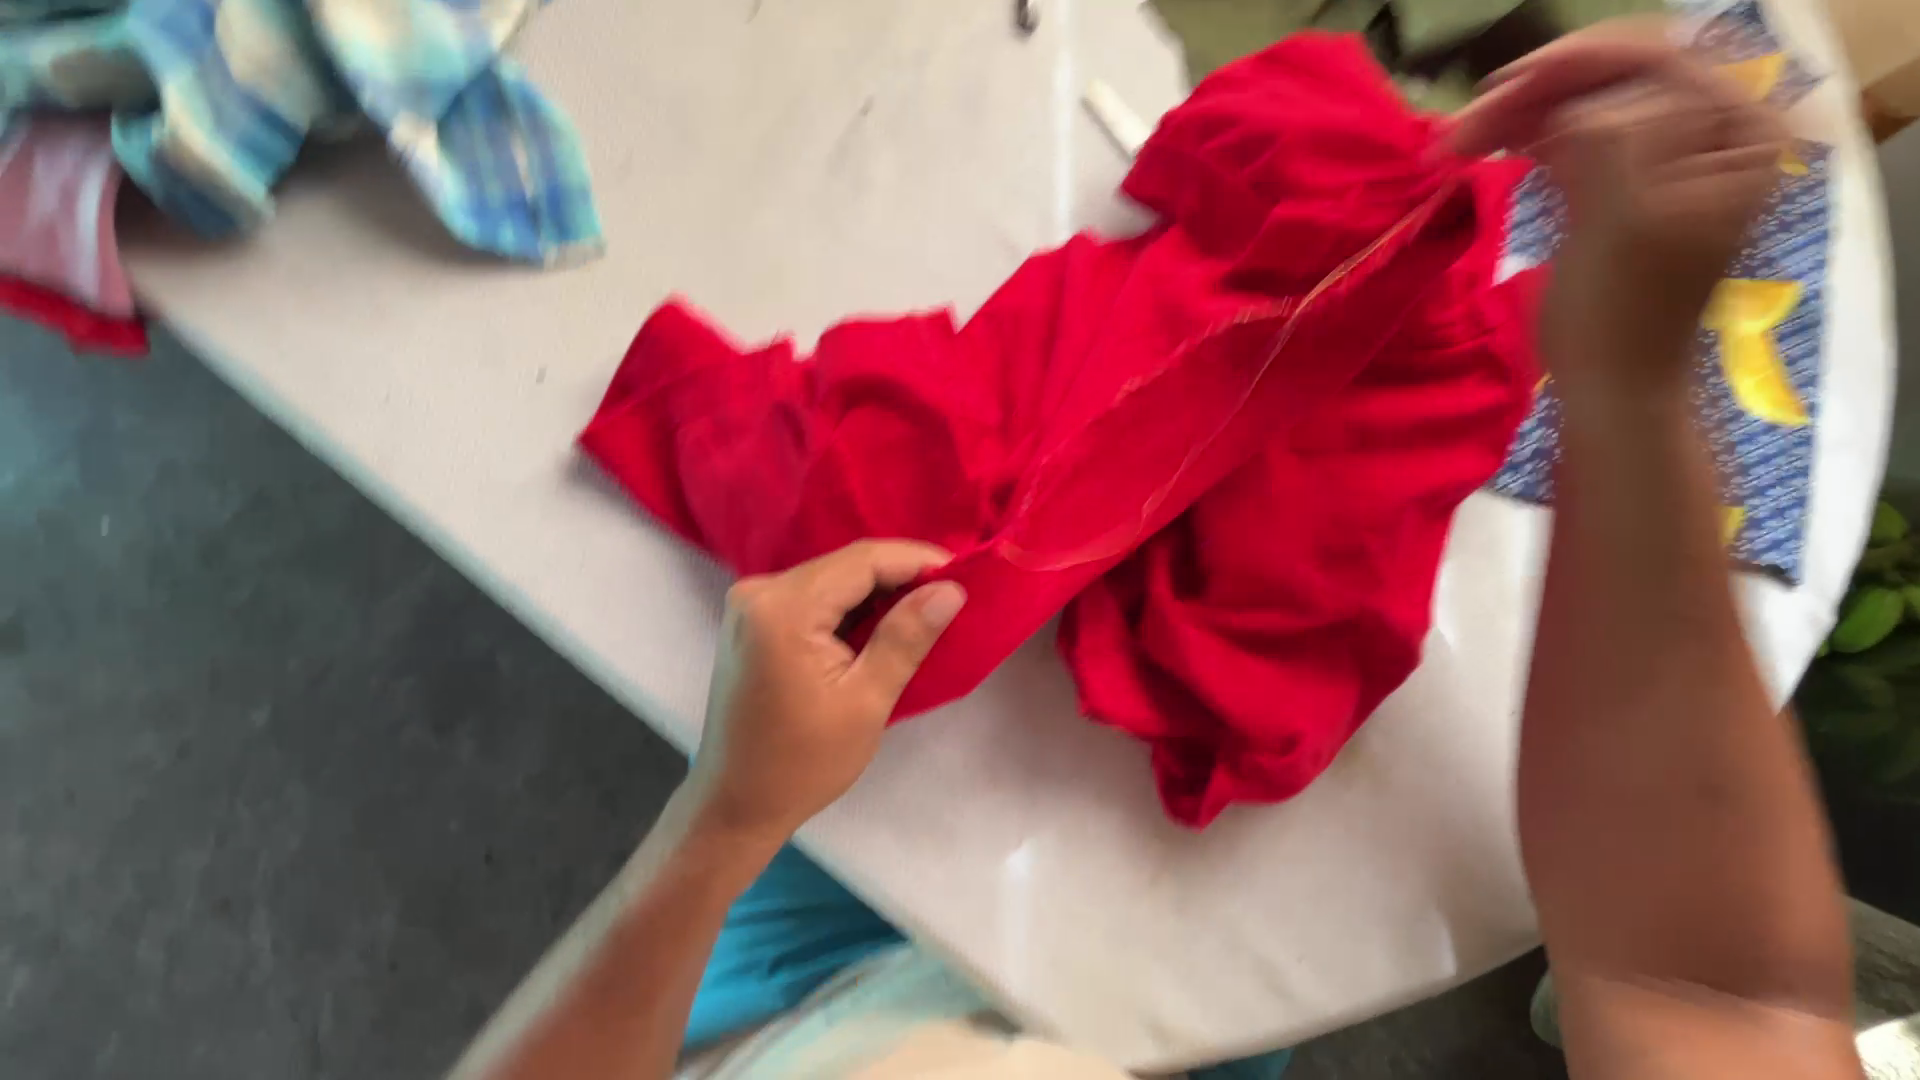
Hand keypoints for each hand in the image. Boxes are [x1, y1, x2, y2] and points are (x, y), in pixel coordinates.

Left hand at [686, 541, 966, 844]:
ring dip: (878, 591)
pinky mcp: (753, 620)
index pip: (863, 560)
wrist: (736, 804)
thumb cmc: (804, 762)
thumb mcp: (866, 701)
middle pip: (846, 564)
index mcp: (783, 608)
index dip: (917, 560)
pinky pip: (814, 596)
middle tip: (951, 595)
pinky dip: (851, 606)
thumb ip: (907, 637)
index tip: (965, 573)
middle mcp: (760, 591)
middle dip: (901, 575)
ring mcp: (751, 604)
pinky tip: (883, 624)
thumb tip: (951, 590)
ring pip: (832, 578)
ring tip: (926, 609)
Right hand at [1449, 20, 1787, 405]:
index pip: (1656, 61)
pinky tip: (1487, 150)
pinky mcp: (1614, 190)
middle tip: (1459, 128)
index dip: (1575, 64)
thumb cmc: (1619, 315)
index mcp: (1733, 132)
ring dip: (1519, 118)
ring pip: (1584, 110)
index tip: (1497, 89)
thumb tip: (1572, 107)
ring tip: (1457, 143)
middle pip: (1613, 82)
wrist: (1610, 383)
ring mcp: (1656, 163)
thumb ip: (1612, 143)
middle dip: (1535, 95)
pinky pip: (1572, 143)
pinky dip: (1527, 141)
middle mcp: (1703, 134)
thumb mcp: (1622, 223)